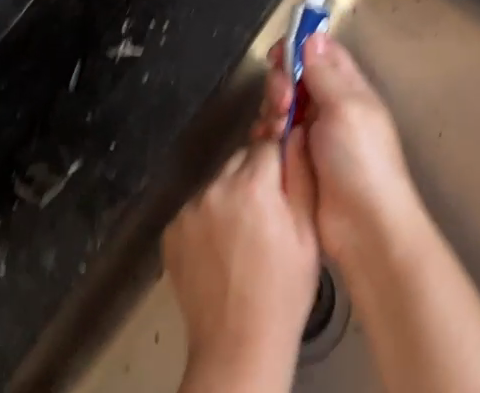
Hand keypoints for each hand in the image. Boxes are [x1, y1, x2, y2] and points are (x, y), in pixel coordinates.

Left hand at [163, 137, 318, 391]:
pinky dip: (208, 220)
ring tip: (244, 239)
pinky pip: (196, 209)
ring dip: (230, 197)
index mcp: (253, 187)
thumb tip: (298, 134)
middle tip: (267, 215)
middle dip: (254, 178)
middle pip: (239, 161)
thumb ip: (302, 177)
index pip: (267, 145)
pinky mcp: (171, 231)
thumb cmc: (282, 293)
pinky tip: (221, 250)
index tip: (285, 181)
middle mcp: (215, 190)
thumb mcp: (307, 234)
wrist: (237, 345)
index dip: (279, 160)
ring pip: (217, 184)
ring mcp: (188, 211)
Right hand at [257, 33, 429, 265]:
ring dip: (272, 110)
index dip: (299, 47)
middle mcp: (330, 109)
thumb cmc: (362, 162)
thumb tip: (313, 36)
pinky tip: (266, 142)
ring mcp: (311, 137)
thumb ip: (326, 72)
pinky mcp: (294, 163)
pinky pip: (272, 137)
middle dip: (281, 83)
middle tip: (281, 102)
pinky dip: (266, 135)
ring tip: (275, 128)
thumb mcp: (347, 108)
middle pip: (295, 79)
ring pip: (280, 108)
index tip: (277, 53)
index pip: (323, 54)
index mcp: (350, 90)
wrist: (364, 229)